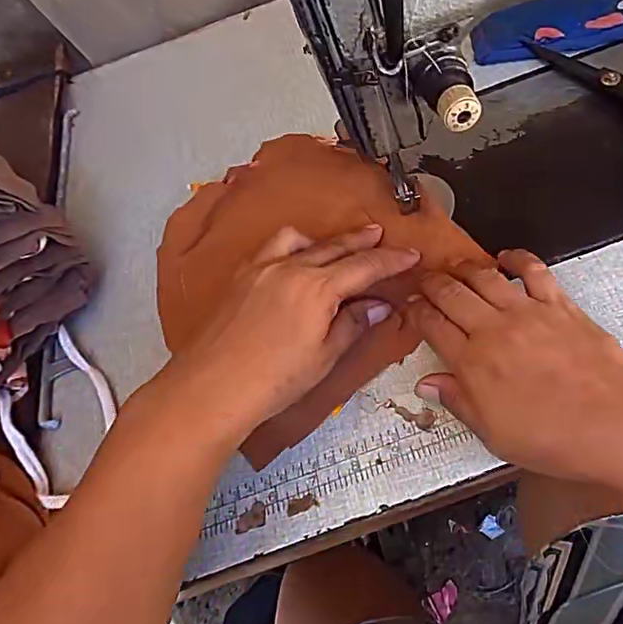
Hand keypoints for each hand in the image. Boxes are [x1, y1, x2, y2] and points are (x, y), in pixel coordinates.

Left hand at [160, 225, 419, 436]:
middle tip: (380, 236)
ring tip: (338, 243)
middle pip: (335, 248)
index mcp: (317, 288)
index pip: (364, 267)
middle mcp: (289, 268)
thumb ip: (352, 324)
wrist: (213, 387)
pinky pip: (272, 247)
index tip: (409, 255)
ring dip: (325, 239)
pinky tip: (293, 255)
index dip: (391, 261)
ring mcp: (261, 269)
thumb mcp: (324, 357)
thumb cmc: (271, 381)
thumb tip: (377, 306)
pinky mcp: (240, 277)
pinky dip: (291, 245)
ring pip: (301, 241)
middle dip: (362, 242)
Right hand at [409, 250, 622, 490]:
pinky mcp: (559, 306)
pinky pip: (532, 270)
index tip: (412, 309)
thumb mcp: (495, 434)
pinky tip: (506, 256)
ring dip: (463, 269)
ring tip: (454, 268)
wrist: (619, 423)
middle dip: (431, 285)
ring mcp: (528, 314)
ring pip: (483, 277)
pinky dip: (516, 258)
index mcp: (473, 364)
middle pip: (451, 294)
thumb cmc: (560, 437)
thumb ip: (459, 402)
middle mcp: (495, 331)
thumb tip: (430, 386)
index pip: (432, 326)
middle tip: (424, 282)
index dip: (417, 313)